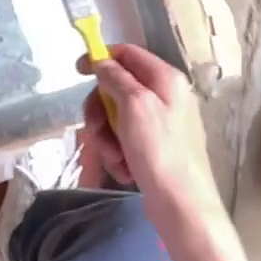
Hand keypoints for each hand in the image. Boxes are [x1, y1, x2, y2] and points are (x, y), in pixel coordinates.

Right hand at [80, 44, 218, 223]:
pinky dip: (119, 153)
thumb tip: (102, 61)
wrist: (183, 207)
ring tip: (114, 157)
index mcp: (166, 79)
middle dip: (101, 109)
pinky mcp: (156, 149)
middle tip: (94, 127)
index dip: (101, 58)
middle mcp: (166, 97)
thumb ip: (115, 77)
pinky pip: (126, 140)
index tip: (78, 71)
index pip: (127, 53)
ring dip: (107, 136)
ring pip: (118, 117)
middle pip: (118, 87)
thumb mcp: (133, 105)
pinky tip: (124, 169)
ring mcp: (162, 124)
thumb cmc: (159, 150)